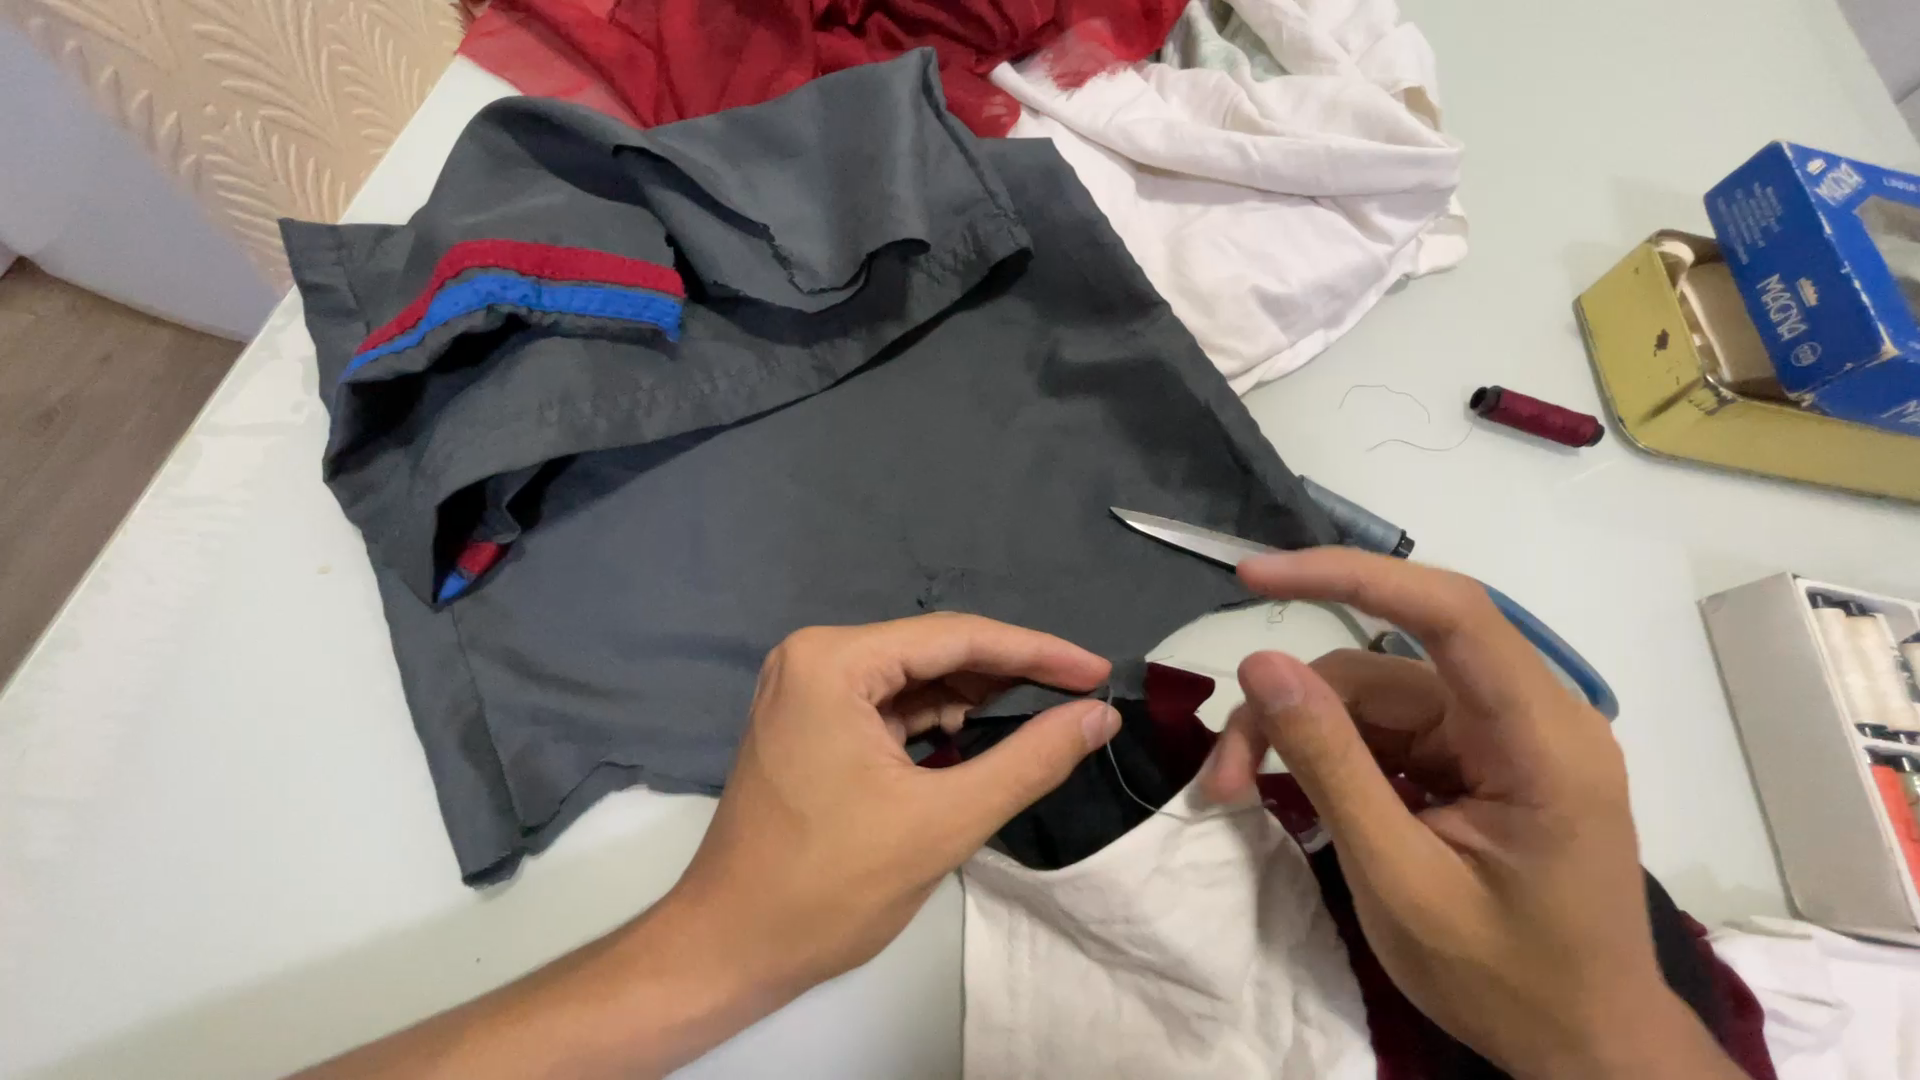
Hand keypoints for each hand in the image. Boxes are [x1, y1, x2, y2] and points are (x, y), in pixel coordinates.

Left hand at [662, 612, 1117, 996]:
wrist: (728, 950)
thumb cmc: (829, 886)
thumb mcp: (944, 821)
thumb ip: (1030, 761)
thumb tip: (1098, 717)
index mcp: (834, 661)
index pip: (956, 638)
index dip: (1036, 652)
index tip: (1096, 672)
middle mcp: (815, 656)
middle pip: (934, 650)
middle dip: (1009, 673)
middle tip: (1079, 693)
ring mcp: (808, 687)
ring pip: (914, 676)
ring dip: (975, 695)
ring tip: (1043, 712)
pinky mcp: (811, 719)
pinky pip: (890, 704)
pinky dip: (937, 719)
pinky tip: (978, 732)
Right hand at [1204, 549, 1740, 1079]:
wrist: (1581, 1049)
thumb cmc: (1507, 979)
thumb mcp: (1399, 879)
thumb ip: (1331, 765)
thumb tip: (1260, 664)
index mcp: (1540, 739)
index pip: (1450, 613)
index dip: (1348, 576)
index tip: (1253, 578)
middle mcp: (1522, 714)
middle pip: (1375, 671)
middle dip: (1287, 709)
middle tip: (1225, 776)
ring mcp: (1490, 733)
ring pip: (1361, 696)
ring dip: (1292, 736)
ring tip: (1241, 791)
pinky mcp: (1464, 754)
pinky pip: (1373, 727)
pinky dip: (1319, 752)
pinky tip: (1285, 790)